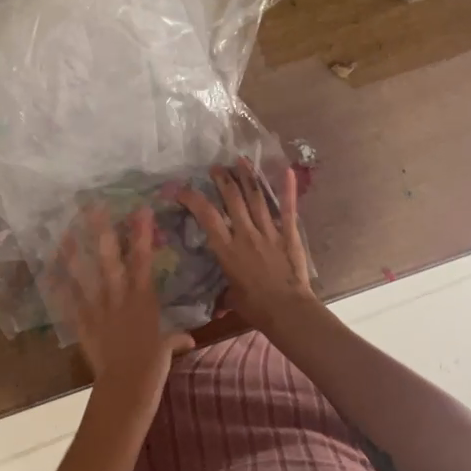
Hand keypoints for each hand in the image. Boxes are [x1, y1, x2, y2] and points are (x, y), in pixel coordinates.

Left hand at [49, 207, 192, 408]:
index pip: (143, 258)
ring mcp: (98, 309)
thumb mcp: (167, 348)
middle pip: (110, 258)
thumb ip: (175, 339)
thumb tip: (188, 339)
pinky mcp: (82, 323)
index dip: (142, 233)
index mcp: (144, 298)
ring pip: (84, 275)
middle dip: (102, 231)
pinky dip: (57, 287)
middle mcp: (119, 296)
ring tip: (66, 232)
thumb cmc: (153, 365)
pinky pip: (68, 302)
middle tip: (93, 207)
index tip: (140, 209)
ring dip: (74, 253)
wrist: (127, 384)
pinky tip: (47, 272)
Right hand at [177, 159, 318, 333]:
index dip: (192, 199)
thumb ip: (223, 294)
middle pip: (232, 199)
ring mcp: (269, 232)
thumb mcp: (231, 299)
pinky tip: (286, 170)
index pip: (207, 216)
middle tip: (216, 168)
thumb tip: (215, 306)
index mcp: (227, 249)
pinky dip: (288, 189)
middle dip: (223, 180)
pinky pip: (287, 209)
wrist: (287, 311)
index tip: (181, 189)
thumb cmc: (255, 308)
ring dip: (247, 177)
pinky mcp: (289, 235)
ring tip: (240, 160)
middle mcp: (246, 234)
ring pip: (256, 198)